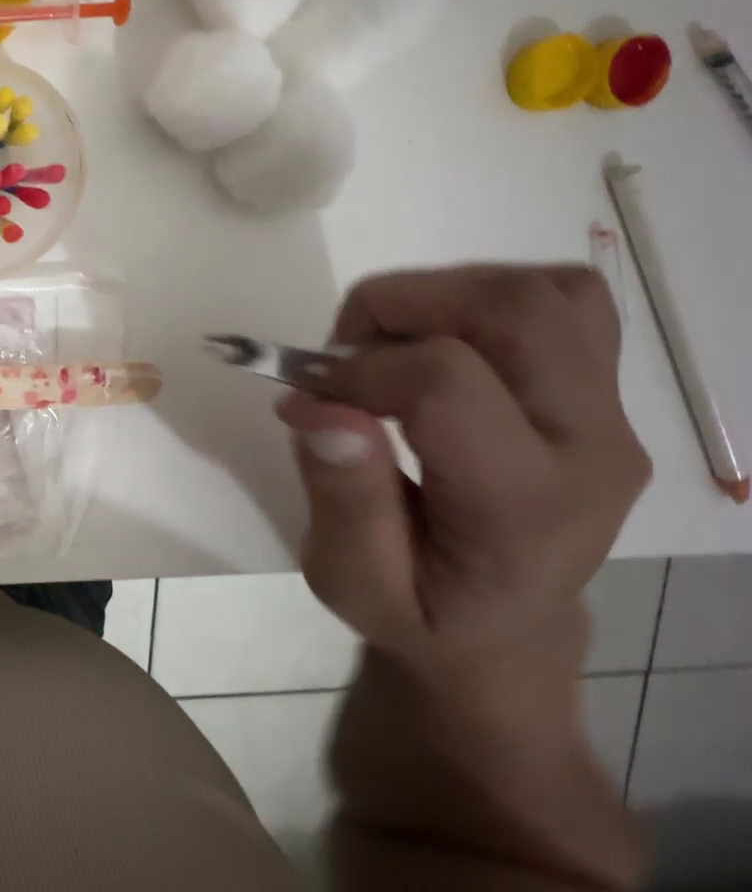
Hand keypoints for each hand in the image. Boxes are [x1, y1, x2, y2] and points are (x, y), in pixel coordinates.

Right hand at [278, 265, 651, 680]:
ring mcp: (609, 411)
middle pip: (511, 309)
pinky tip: (436, 343)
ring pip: (541, 291)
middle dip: (399, 307)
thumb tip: (318, 407)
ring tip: (387, 349)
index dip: (357, 370)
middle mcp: (590, 445)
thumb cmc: (418, 608)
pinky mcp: (602, 391)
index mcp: (524, 505)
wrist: (501, 624)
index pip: (447, 381)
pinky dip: (483, 299)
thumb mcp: (352, 582)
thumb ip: (342, 501)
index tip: (306, 397)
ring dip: (440, 297)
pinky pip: (561, 300)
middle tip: (344, 358)